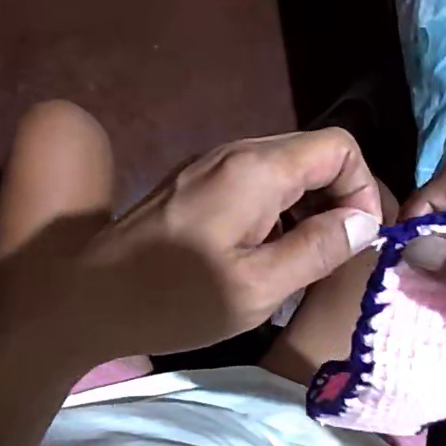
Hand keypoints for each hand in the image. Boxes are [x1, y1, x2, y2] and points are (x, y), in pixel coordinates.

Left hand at [0, 129, 386, 370]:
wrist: (83, 299)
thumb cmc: (172, 299)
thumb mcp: (257, 287)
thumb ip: (317, 248)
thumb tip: (362, 220)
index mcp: (254, 169)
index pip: (339, 146)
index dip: (361, 189)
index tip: (354, 241)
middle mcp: (230, 153)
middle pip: (309, 155)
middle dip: (334, 200)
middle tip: (329, 256)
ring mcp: (202, 167)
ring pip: (278, 171)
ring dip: (301, 210)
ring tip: (294, 263)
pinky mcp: (185, 187)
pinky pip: (247, 185)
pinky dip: (269, 213)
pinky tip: (257, 256)